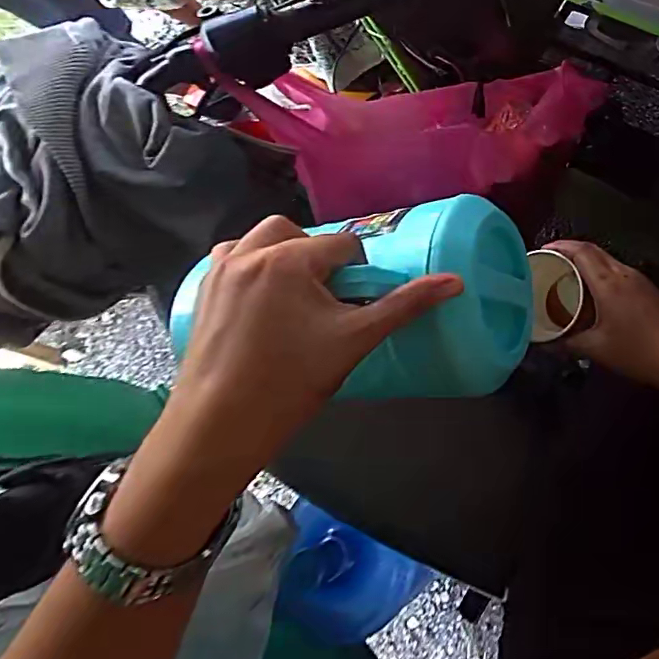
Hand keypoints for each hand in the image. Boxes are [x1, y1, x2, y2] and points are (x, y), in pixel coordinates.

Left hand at [103, 216, 462, 564]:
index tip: (354, 303)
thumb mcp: (354, 341)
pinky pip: (231, 258)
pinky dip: (249, 264)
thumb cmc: (291, 383)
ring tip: (293, 293)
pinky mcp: (204, 289)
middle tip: (326, 295)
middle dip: (317, 255)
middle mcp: (252, 252)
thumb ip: (404, 306)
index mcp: (290, 259)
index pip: (343, 246)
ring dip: (282, 253)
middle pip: (297, 232)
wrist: (218, 426)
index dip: (358, 271)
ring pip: (260, 239)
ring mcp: (221, 269)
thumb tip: (455, 282)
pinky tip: (259, 298)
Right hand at [542, 241, 658, 393]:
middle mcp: (623, 273)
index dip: (558, 246)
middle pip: (592, 250)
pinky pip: (615, 272)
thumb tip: (543, 343)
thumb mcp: (598, 349)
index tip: (540, 252)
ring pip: (605, 260)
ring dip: (583, 262)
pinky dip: (597, 274)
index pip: (580, 251)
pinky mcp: (646, 290)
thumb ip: (567, 343)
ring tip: (563, 277)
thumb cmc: (640, 351)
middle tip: (547, 263)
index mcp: (608, 282)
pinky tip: (589, 292)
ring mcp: (638, 280)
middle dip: (567, 251)